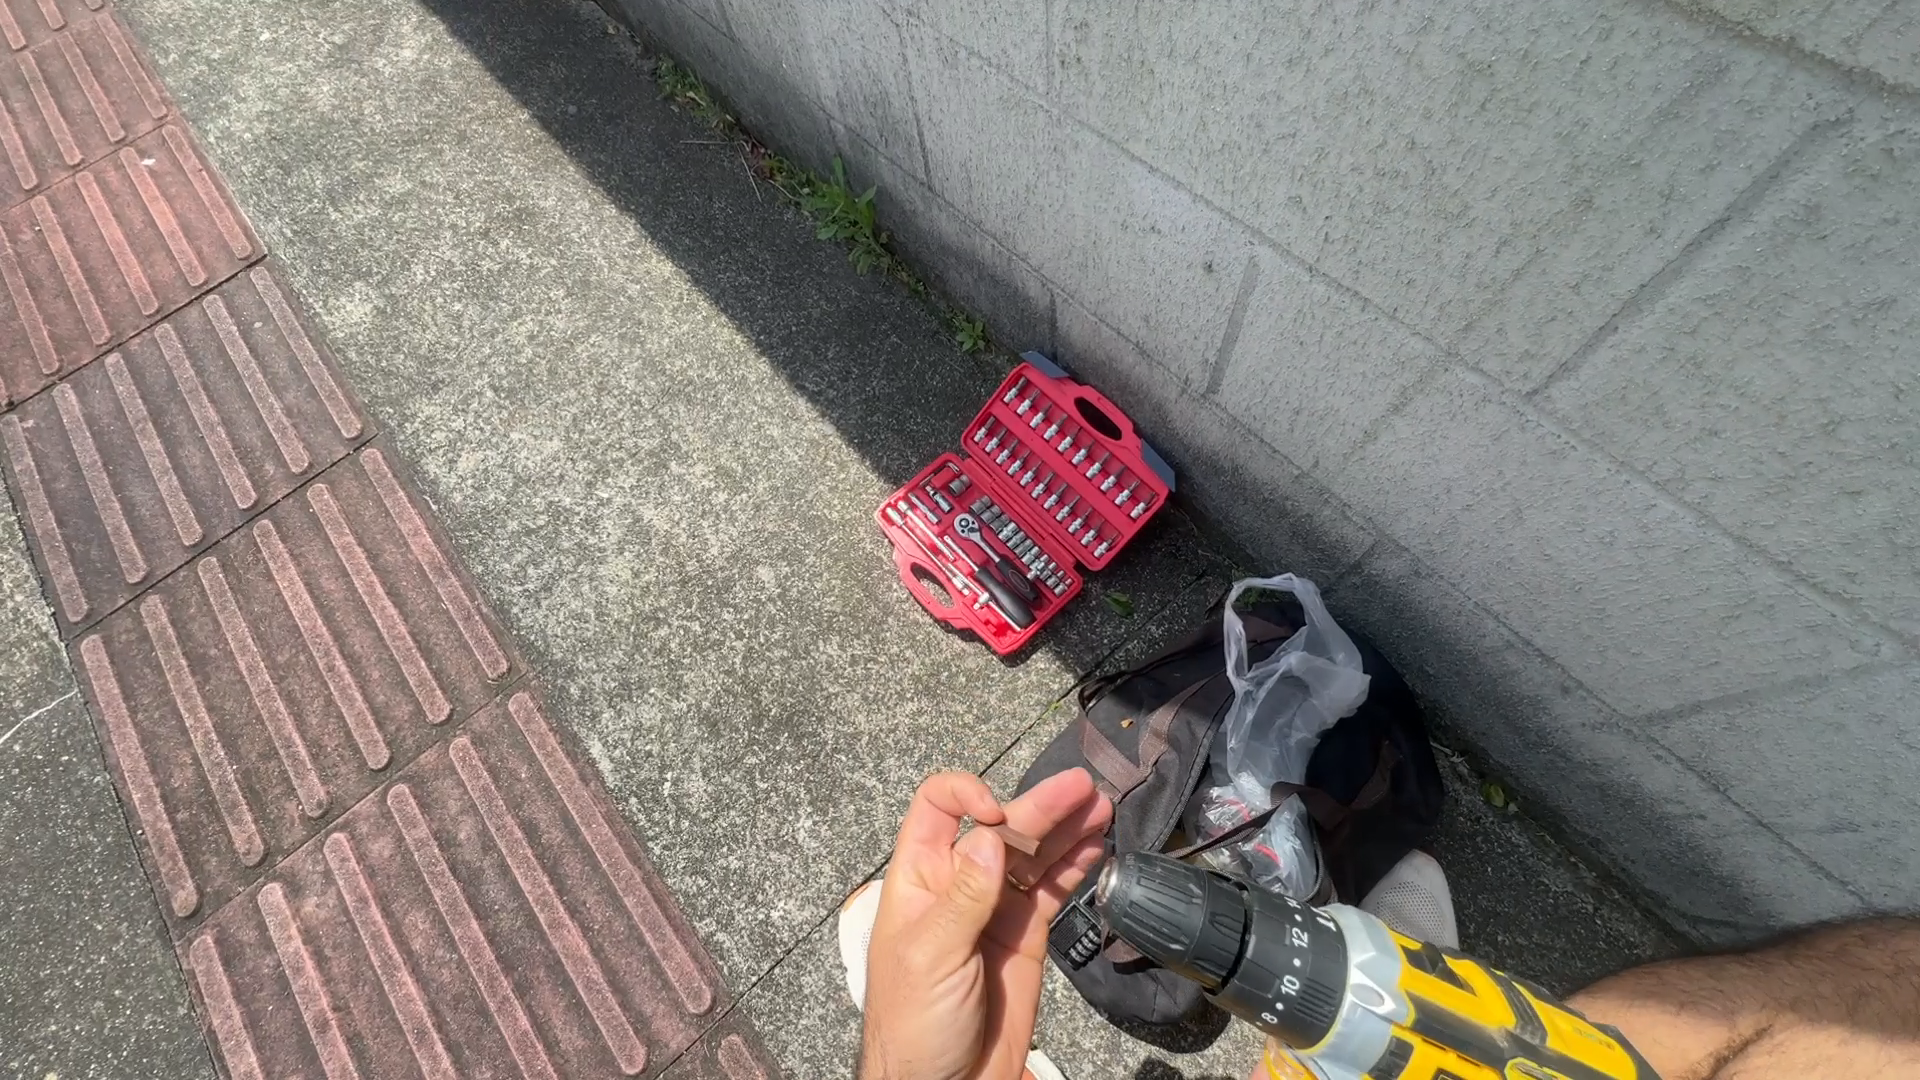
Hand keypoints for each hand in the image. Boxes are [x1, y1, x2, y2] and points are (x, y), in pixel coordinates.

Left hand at [858, 769, 1112, 1079]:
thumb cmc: (913, 1023)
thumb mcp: (930, 957)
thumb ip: (964, 897)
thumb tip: (990, 837)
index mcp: (922, 873)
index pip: (939, 806)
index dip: (967, 794)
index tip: (998, 813)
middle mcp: (961, 879)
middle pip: (1003, 826)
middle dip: (1040, 805)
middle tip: (1081, 788)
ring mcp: (997, 904)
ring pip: (1034, 852)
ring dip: (1065, 828)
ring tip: (1099, 806)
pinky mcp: (1026, 932)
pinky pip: (1052, 888)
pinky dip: (1074, 866)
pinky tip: (1095, 846)